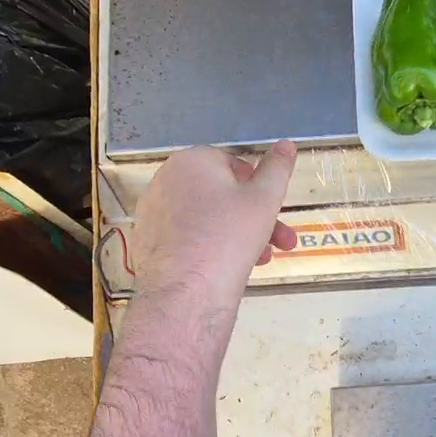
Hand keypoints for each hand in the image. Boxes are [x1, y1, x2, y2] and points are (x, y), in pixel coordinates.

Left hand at [129, 142, 298, 308]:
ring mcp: (154, 212)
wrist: (185, 291)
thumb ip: (277, 169)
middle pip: (221, 195)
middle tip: (281, 244)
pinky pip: (189, 238)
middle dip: (256, 219)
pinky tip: (229, 269)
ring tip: (261, 261)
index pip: (234, 165)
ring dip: (239, 236)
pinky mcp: (149, 242)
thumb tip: (286, 144)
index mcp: (192, 160)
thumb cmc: (229, 237)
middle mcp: (167, 179)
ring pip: (208, 219)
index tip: (274, 212)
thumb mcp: (264, 200)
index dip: (259, 190)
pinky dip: (211, 248)